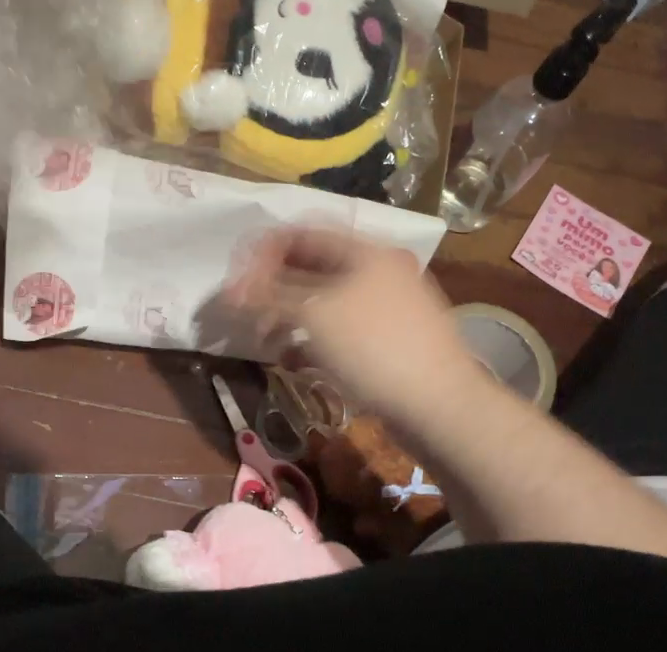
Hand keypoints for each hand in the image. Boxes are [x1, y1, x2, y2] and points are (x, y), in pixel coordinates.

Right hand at [220, 226, 484, 414]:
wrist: (436, 403)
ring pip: (323, 302)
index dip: (264, 251)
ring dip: (288, 318)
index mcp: (365, 251)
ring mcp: (384, 308)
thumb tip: (230, 289)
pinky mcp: (384, 342)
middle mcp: (377, 271)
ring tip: (266, 343)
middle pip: (312, 268)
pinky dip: (311, 341)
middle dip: (273, 289)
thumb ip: (269, 296)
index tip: (235, 280)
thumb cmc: (374, 349)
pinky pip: (337, 331)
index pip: (304, 233)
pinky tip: (293, 362)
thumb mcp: (314, 316)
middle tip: (244, 315)